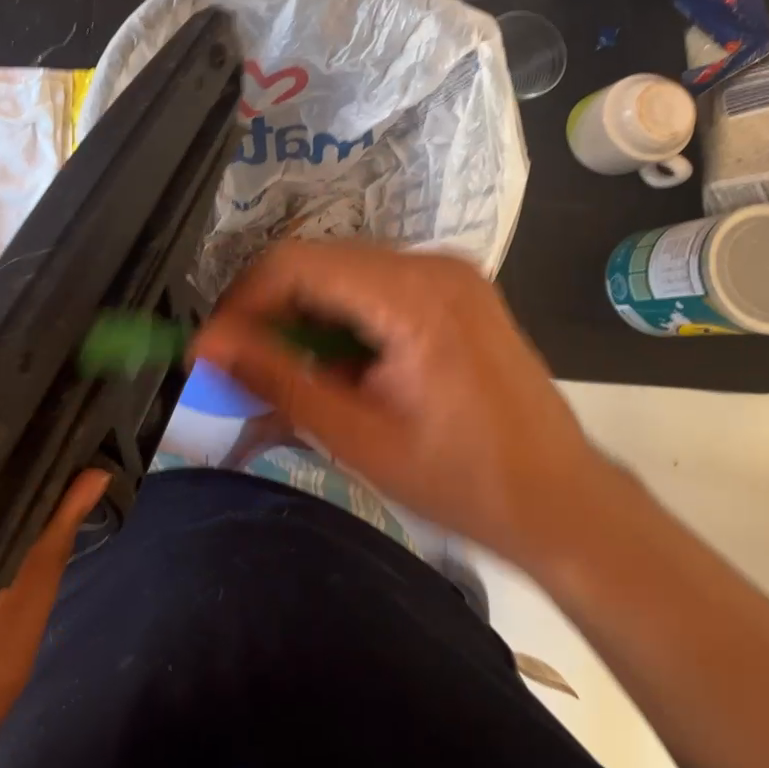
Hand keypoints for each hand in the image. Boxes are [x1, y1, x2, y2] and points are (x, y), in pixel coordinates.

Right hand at [191, 244, 621, 567]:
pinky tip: (335, 368)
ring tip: (284, 373)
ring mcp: (449, 275)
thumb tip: (204, 345)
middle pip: (316, 263)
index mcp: (413, 295)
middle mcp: (432, 265)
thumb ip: (276, 378)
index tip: (214, 350)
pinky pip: (372, 288)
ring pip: (340, 274)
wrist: (563, 504)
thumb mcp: (357, 435)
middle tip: (241, 367)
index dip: (241, 302)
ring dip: (301, 317)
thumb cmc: (463, 481)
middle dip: (267, 311)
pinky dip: (338, 322)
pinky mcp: (455, 293)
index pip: (294, 263)